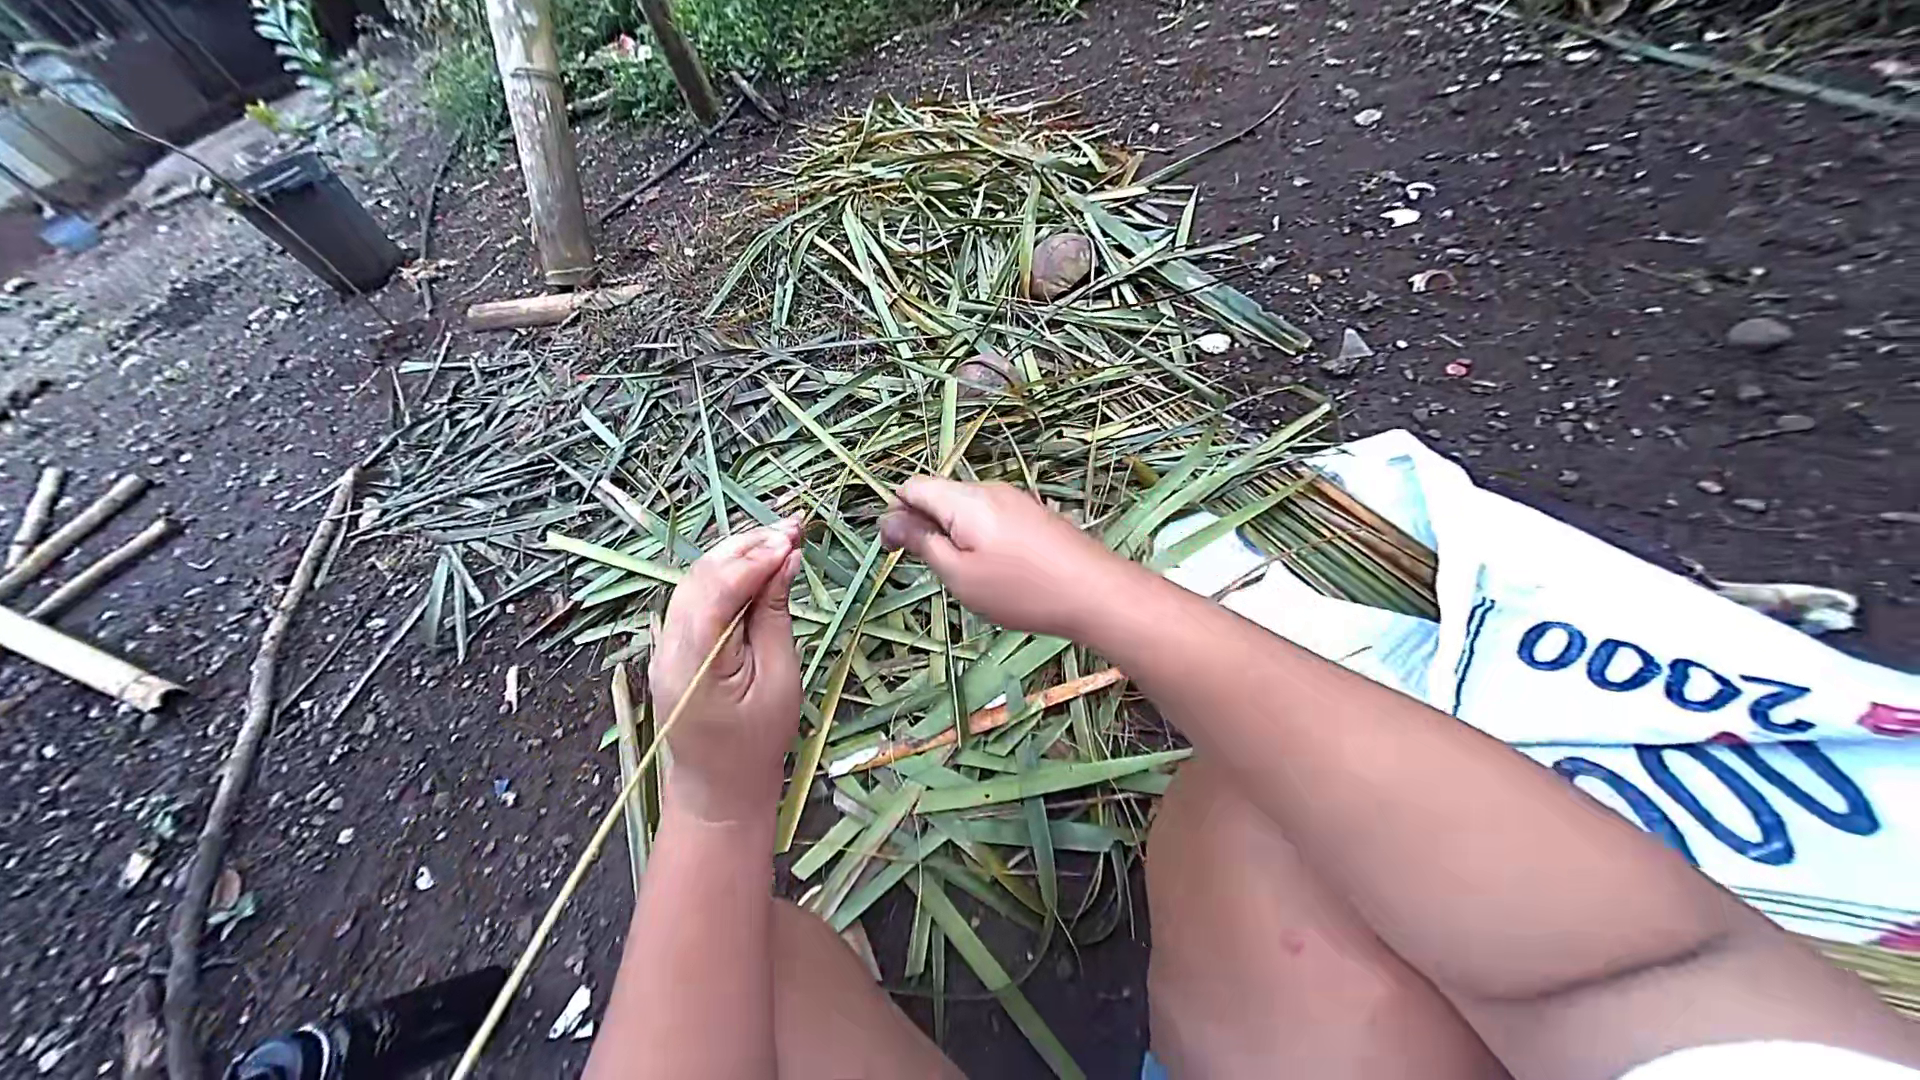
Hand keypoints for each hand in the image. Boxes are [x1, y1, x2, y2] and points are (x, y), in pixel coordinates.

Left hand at [649, 522, 802, 824]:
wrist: (718, 788)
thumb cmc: (758, 741)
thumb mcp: (780, 678)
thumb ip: (776, 616)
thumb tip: (784, 562)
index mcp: (693, 661)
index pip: (718, 588)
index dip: (755, 557)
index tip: (794, 537)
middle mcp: (668, 646)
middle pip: (702, 576)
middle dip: (748, 545)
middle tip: (793, 528)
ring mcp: (665, 645)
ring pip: (696, 581)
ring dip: (737, 555)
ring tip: (780, 540)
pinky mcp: (674, 646)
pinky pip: (696, 598)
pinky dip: (727, 575)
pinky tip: (754, 565)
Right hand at [878, 478, 1140, 638]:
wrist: (1095, 592)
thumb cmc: (1021, 590)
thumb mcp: (959, 575)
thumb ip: (922, 542)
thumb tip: (891, 519)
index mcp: (965, 499)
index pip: (913, 487)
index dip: (895, 514)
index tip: (894, 550)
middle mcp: (989, 489)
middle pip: (939, 494)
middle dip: (924, 525)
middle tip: (933, 568)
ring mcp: (1015, 499)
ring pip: (965, 507)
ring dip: (952, 532)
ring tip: (967, 574)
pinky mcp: (1033, 513)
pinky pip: (991, 515)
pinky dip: (978, 535)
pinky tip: (995, 568)